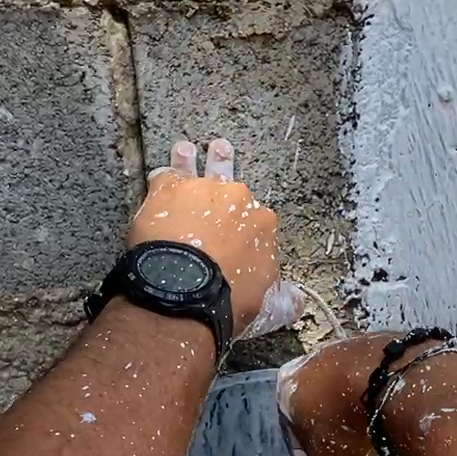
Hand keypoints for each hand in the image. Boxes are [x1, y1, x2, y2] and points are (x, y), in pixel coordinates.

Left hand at [127, 138, 300, 336]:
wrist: (186, 291)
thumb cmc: (227, 300)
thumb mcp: (265, 306)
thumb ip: (282, 299)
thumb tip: (298, 300)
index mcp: (263, 222)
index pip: (258, 218)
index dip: (245, 226)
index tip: (235, 233)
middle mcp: (238, 197)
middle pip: (232, 185)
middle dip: (227, 175)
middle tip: (221, 158)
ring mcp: (202, 189)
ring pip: (199, 168)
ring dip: (193, 160)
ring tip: (187, 149)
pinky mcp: (169, 189)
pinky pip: (164, 176)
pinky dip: (162, 177)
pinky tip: (159, 175)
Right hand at [275, 332, 404, 455]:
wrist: (393, 382)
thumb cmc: (348, 421)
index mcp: (286, 385)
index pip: (289, 422)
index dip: (305, 446)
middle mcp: (307, 359)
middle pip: (315, 398)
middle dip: (327, 419)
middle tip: (346, 444)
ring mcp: (341, 346)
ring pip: (341, 383)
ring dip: (351, 402)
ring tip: (370, 427)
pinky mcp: (373, 342)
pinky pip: (367, 373)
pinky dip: (372, 389)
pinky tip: (386, 407)